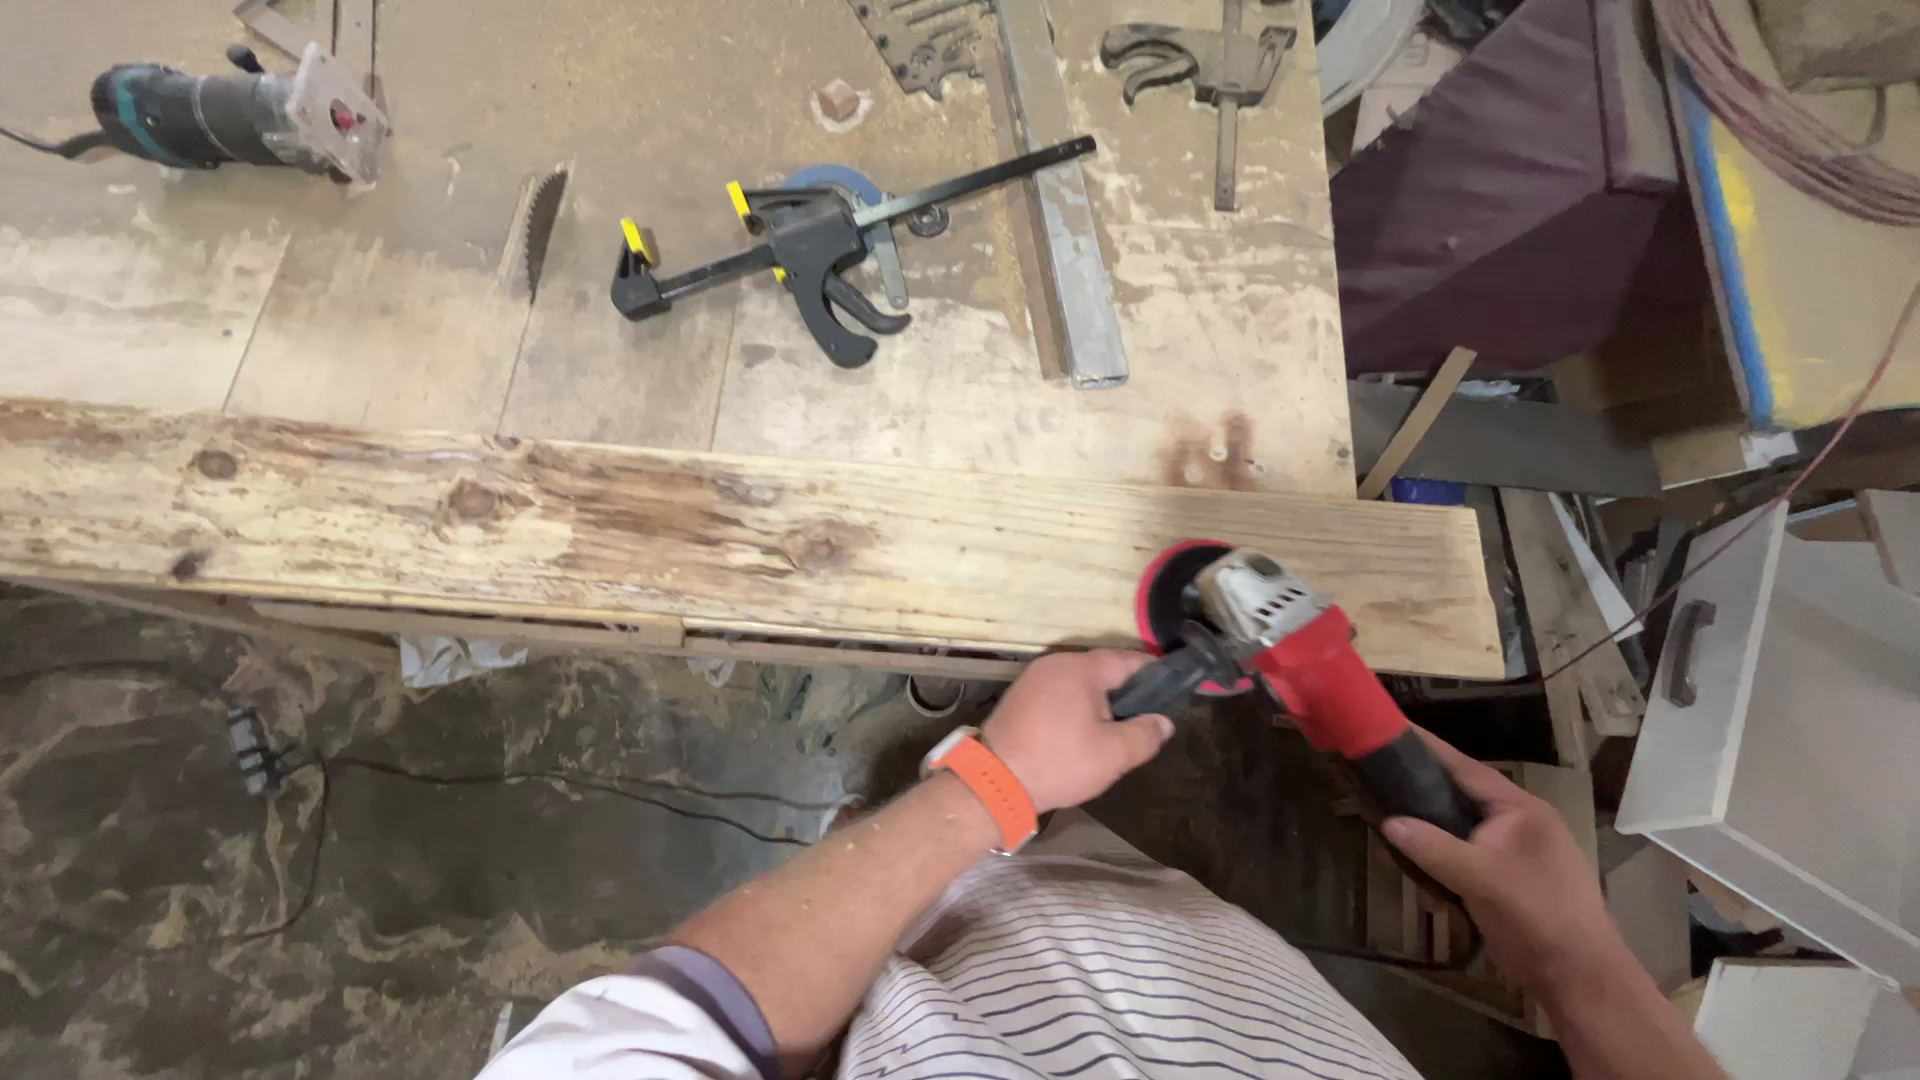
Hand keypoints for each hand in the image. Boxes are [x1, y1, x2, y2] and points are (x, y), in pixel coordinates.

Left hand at [979, 650, 1175, 813]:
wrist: (995, 780)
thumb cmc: (1059, 762)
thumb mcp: (1113, 754)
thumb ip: (1145, 734)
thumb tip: (1164, 721)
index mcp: (1080, 668)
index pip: (1128, 660)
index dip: (1154, 673)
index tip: (1175, 687)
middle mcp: (1055, 663)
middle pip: (1102, 669)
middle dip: (1126, 690)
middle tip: (1148, 715)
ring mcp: (1034, 678)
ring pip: (1080, 682)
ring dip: (1100, 699)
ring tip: (1120, 726)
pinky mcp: (1020, 696)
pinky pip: (1060, 692)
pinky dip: (1077, 705)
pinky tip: (1086, 729)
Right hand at [1381, 729, 1632, 994]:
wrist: (1578, 979)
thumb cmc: (1538, 916)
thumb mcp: (1480, 878)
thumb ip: (1431, 846)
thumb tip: (1386, 821)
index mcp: (1521, 810)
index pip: (1466, 768)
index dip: (1429, 747)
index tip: (1391, 727)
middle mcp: (1517, 823)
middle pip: (1458, 794)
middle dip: (1418, 787)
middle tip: (1375, 773)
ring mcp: (1512, 851)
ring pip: (1456, 825)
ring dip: (1424, 825)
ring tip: (1381, 813)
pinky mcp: (1503, 877)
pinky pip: (1459, 852)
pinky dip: (1434, 853)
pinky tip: (1408, 858)